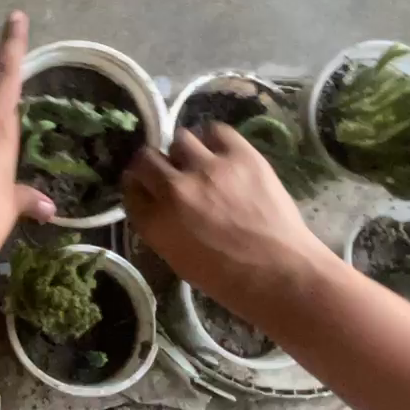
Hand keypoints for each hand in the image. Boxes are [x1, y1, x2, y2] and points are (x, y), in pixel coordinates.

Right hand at [124, 123, 334, 321]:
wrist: (279, 272)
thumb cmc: (227, 278)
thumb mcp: (176, 258)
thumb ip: (158, 225)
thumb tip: (155, 202)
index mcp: (155, 221)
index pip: (130, 187)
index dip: (138, 185)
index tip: (147, 187)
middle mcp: (174, 189)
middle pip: (146, 158)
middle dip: (153, 165)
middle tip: (170, 173)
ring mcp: (207, 168)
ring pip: (180, 139)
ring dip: (184, 151)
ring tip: (198, 163)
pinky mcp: (239, 155)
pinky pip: (215, 131)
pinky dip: (213, 140)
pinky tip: (220, 154)